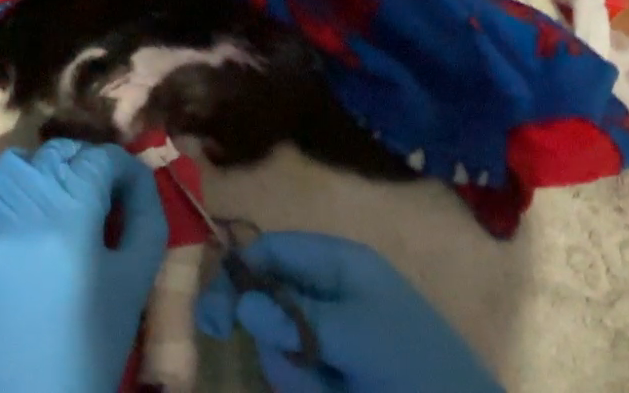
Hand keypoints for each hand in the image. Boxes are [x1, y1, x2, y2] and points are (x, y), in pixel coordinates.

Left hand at [0, 139, 168, 392]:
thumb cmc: (91, 343)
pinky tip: (21, 227)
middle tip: (100, 203)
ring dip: (43, 175)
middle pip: (60, 152)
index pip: (101, 157)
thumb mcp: (136, 279)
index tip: (133, 193)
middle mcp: (22, 202)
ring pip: (18, 163)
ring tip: (57, 211)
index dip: (124, 170)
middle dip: (86, 168)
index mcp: (70, 213)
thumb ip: (146, 217)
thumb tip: (138, 178)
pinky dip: (5, 195)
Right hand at [196, 231, 500, 392]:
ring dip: (297, 374)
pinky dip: (308, 387)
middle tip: (299, 372)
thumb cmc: (415, 366)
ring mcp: (332, 334)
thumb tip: (242, 303)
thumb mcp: (357, 336)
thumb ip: (297, 319)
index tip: (214, 317)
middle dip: (277, 342)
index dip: (240, 274)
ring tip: (335, 389)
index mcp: (340, 263)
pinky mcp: (334, 370)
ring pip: (279, 346)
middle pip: (268, 301)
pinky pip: (298, 373)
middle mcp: (330, 292)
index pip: (273, 250)